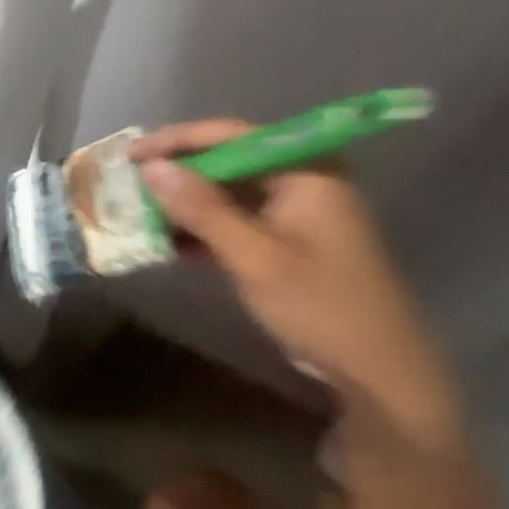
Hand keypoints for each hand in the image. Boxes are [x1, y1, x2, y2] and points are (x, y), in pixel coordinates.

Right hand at [128, 120, 460, 442]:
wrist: (379, 373)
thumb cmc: (320, 306)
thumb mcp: (254, 256)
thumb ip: (202, 209)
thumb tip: (151, 168)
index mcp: (305, 169)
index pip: (231, 135)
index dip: (176, 141)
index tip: (130, 154)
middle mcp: (303, 180)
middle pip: (228, 161)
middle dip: (178, 173)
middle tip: (129, 183)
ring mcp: (298, 213)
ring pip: (229, 193)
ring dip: (187, 204)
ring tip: (140, 213)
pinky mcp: (291, 242)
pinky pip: (238, 221)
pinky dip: (205, 229)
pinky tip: (170, 243)